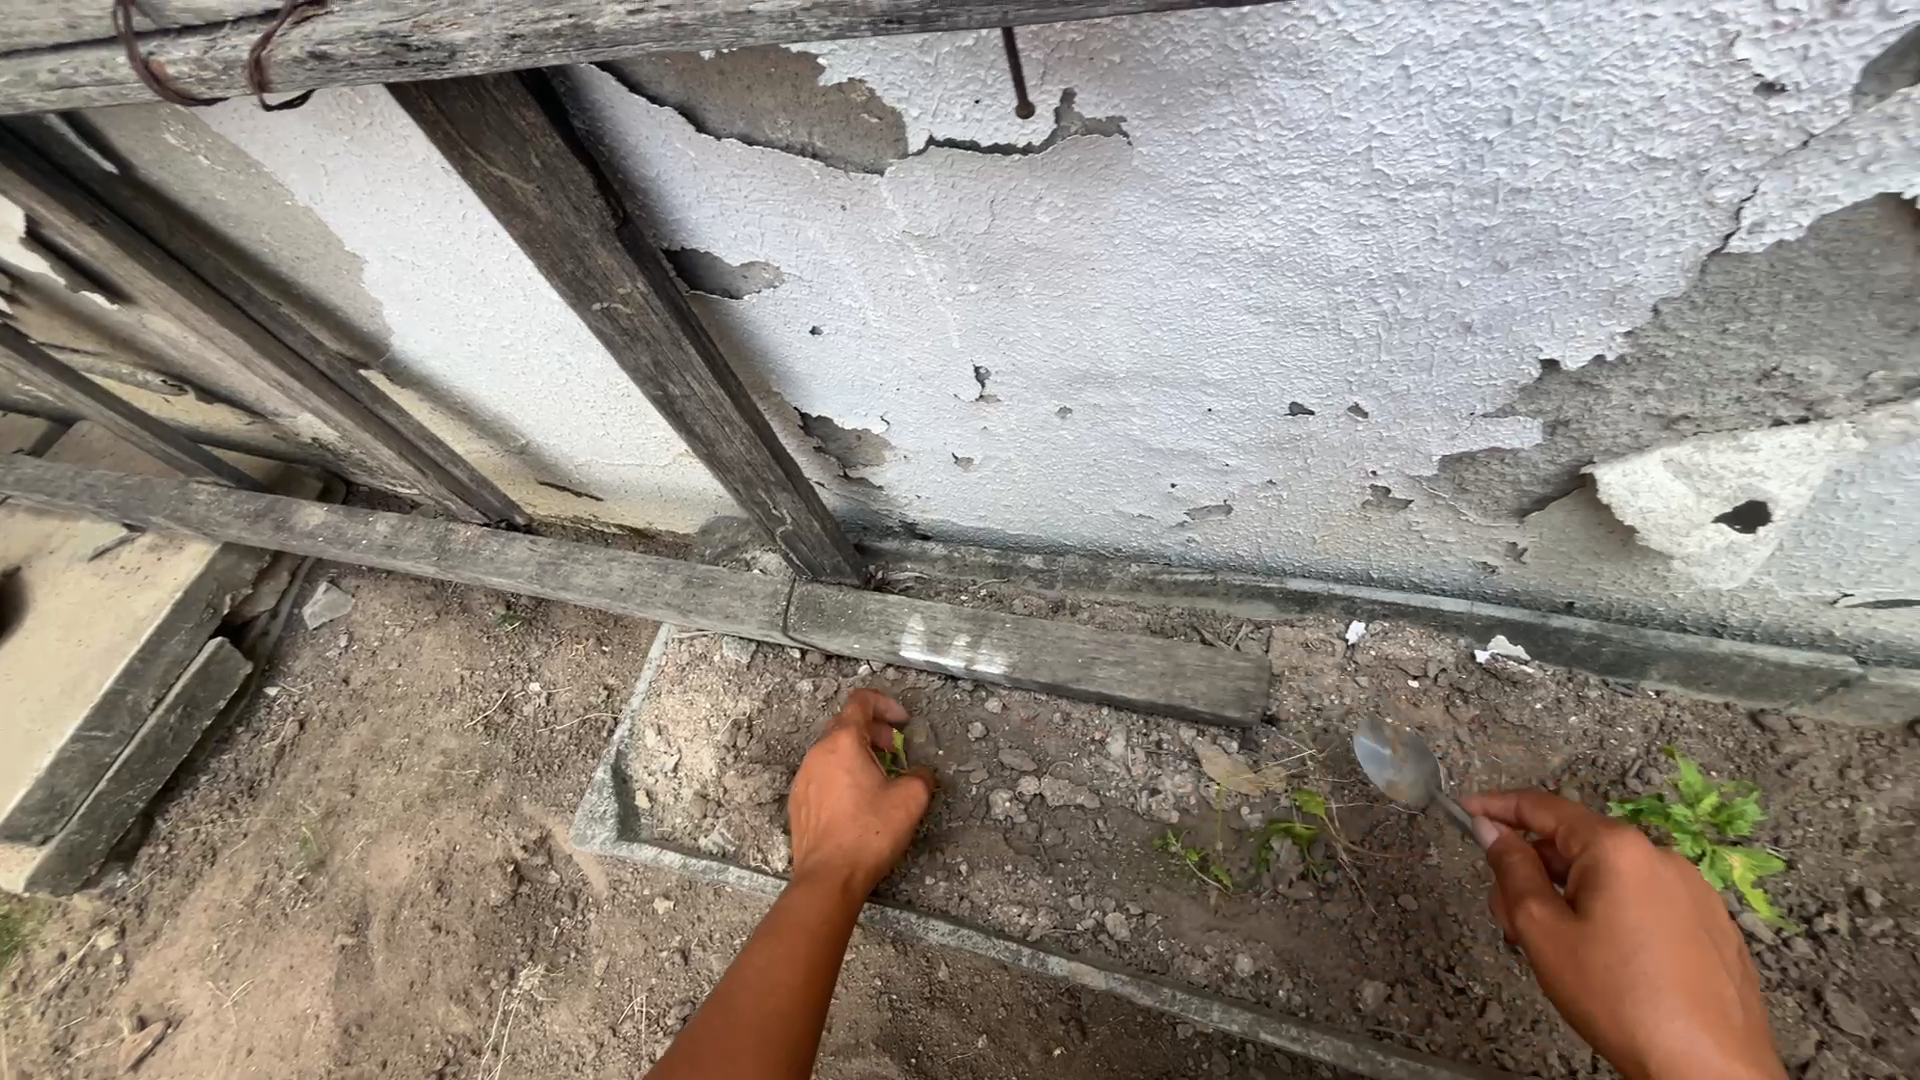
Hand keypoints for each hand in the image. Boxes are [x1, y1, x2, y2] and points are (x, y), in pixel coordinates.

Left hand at [787, 689, 934, 898]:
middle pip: (846, 723)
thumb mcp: (910, 800)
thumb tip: (921, 774)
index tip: (903, 722)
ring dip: (858, 752)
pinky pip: (822, 773)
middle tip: (894, 749)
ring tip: (878, 776)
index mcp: (843, 742)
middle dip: (874, 730)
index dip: (886, 703)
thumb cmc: (869, 833)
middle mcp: (818, 752)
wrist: (828, 877)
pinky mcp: (799, 800)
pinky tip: (857, 800)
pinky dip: (842, 773)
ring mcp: (804, 777)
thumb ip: (921, 776)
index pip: (861, 701)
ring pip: (832, 749)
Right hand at [1461, 790, 1785, 1079]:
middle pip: (1572, 844)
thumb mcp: (1539, 926)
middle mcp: (1661, 858)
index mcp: (1617, 849)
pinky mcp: (1712, 928)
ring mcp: (1694, 894)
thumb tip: (1491, 828)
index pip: (1541, 806)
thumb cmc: (1616, 996)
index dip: (1495, 805)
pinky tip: (1598, 956)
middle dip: (1530, 868)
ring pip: (1605, 875)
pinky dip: (1605, 911)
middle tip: (1505, 911)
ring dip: (1565, 893)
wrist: (1711, 1075)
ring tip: (1549, 944)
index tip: (1464, 810)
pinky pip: (1640, 900)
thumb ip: (1510, 867)